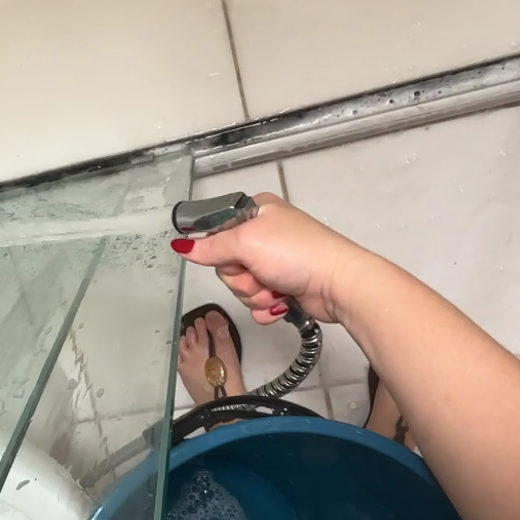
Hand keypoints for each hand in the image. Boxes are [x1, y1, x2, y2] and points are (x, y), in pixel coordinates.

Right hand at [171, 193, 375, 324]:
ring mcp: (274, 263)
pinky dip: (265, 308)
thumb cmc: (296, 253)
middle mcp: (264, 236)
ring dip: (254, 294)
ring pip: (240, 287)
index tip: (228, 256)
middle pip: (226, 264)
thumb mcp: (246, 242)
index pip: (217, 230)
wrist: (338, 284)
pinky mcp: (283, 288)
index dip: (218, 249)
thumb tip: (181, 245)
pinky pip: (256, 303)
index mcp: (256, 212)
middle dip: (240, 278)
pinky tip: (279, 304)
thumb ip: (210, 246)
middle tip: (259, 274)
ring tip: (275, 289)